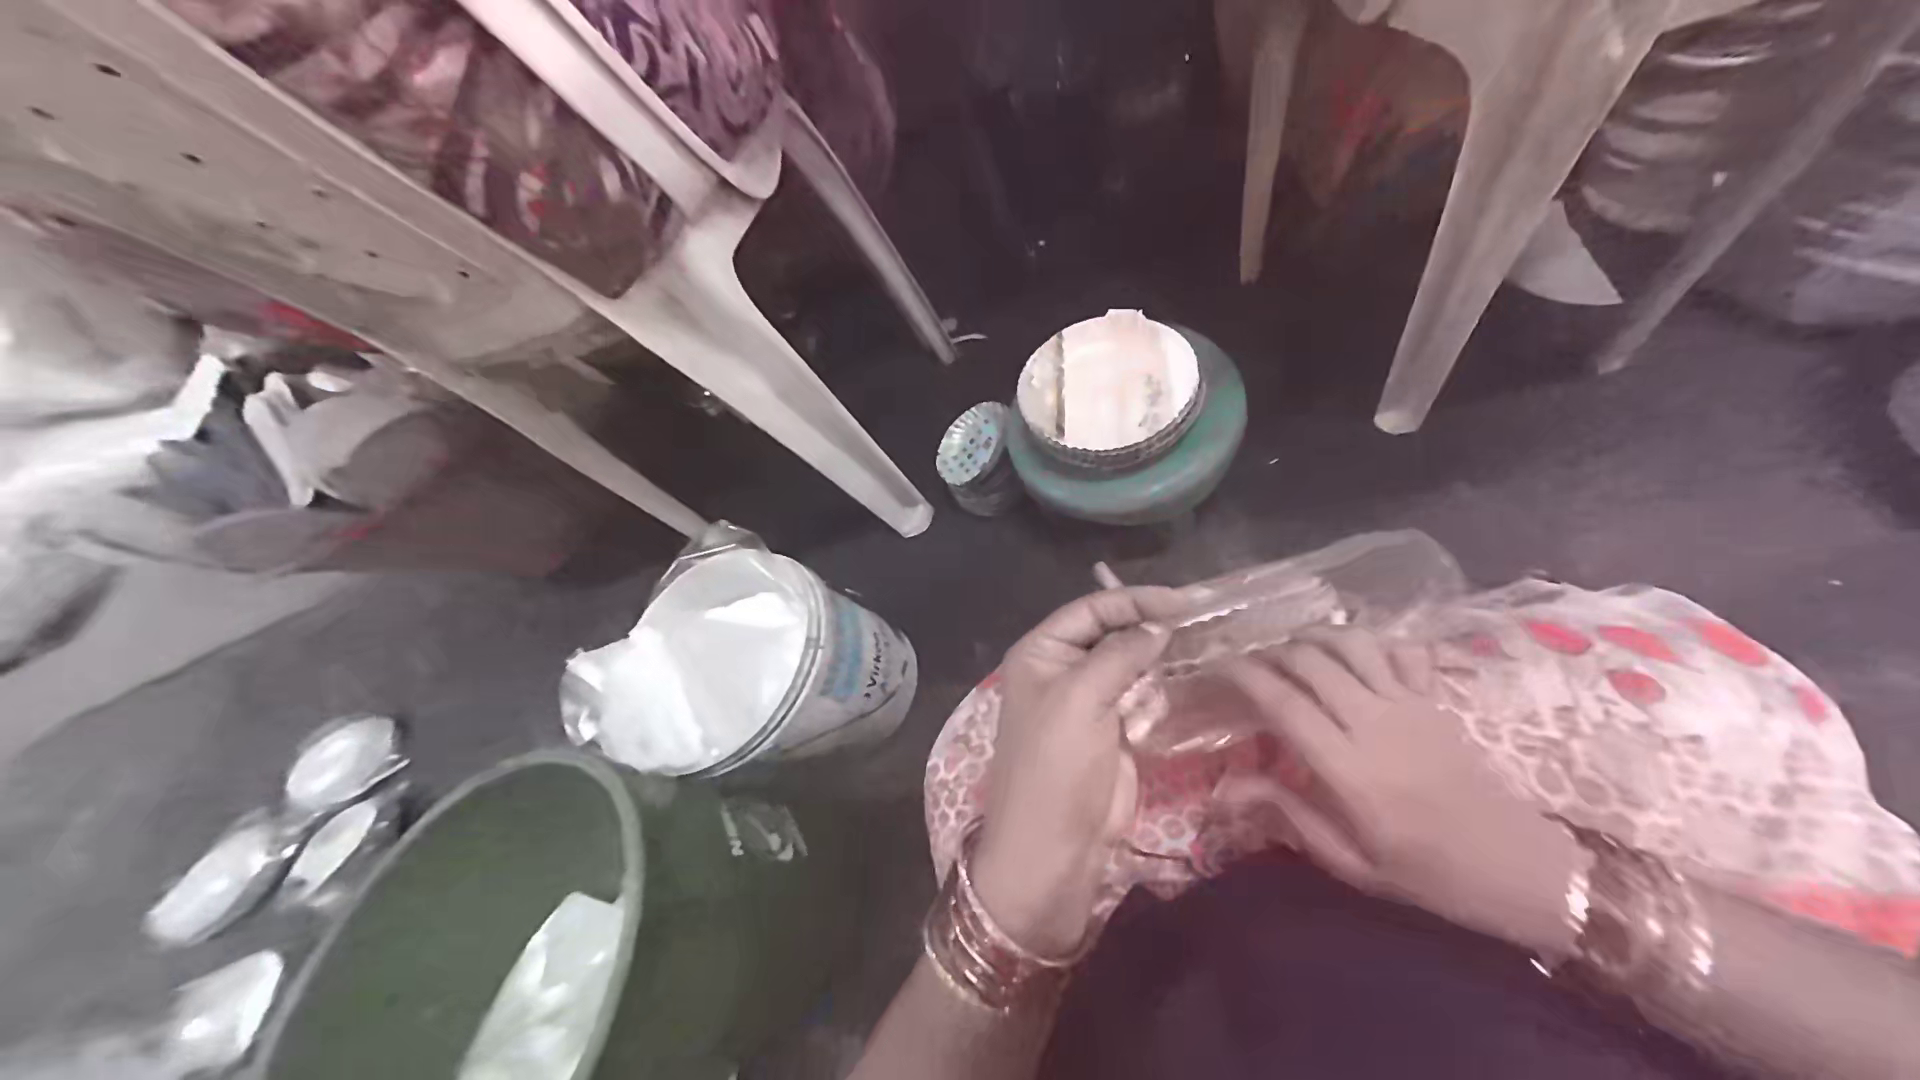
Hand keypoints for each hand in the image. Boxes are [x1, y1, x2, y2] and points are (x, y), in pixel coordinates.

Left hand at [970, 586, 1189, 956]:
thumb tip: (1158, 624)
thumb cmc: (1055, 765)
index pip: (1089, 610)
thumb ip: (1120, 654)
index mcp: (1040, 653)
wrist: (1053, 850)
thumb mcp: (1081, 698)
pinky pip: (1142, 697)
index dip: (1134, 601)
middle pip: (1111, 634)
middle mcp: (1062, 670)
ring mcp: (1089, 702)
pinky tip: (1193, 677)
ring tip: (1209, 642)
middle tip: (1205, 619)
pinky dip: (1163, 688)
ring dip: (1162, 657)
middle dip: (1151, 626)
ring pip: (1131, 665)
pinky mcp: (1114, 732)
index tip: (1184, 602)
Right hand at [1222, 627, 1584, 958]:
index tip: (1219, 667)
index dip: (1245, 676)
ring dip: (1315, 637)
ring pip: (1353, 644)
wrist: (1524, 870)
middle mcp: (1376, 724)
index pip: (1284, 703)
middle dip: (1271, 651)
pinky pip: (1401, 651)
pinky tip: (1352, 654)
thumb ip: (1288, 814)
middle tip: (1251, 661)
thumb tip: (1227, 786)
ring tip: (1293, 648)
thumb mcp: (1350, 861)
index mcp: (1350, 768)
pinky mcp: (1437, 701)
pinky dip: (1371, 642)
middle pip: (1311, 661)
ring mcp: (1411, 706)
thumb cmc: (1428, 874)